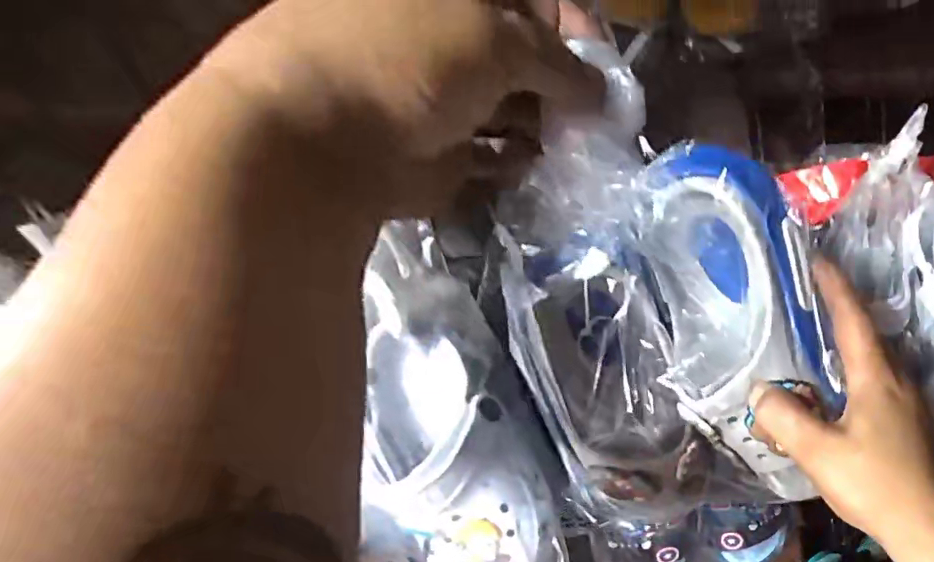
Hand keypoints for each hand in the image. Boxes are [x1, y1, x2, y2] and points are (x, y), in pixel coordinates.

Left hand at [198, 0, 604, 212]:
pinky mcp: (448, 141)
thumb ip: (560, 62)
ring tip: (572, 146)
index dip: (575, 26)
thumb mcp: (492, 39)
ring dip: (551, 125)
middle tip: (597, 116)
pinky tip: (529, 162)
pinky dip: (523, 158)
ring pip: (522, 104)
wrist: (329, 136)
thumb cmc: (404, 60)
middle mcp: (446, 30)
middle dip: (568, 85)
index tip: (605, 65)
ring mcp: (445, 87)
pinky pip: (503, 149)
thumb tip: (603, 91)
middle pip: (530, 54)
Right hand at [748, 261, 933, 552]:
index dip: (835, 287)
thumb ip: (785, 419)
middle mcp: (899, 384)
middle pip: (870, 338)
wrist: (926, 525)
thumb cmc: (875, 485)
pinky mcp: (912, 430)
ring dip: (851, 349)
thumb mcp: (820, 452)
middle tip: (812, 300)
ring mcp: (910, 408)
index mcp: (877, 379)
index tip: (817, 259)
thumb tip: (760, 393)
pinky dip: (858, 379)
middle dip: (843, 314)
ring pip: (877, 365)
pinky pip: (881, 389)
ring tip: (821, 346)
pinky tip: (842, 397)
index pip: (854, 319)